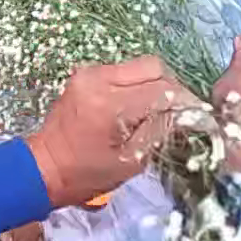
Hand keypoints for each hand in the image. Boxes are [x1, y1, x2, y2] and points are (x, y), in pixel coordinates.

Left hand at [27, 57, 195, 207]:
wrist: (43, 168)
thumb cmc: (86, 174)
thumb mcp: (131, 162)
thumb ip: (161, 132)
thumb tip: (187, 115)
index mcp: (109, 104)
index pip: (162, 90)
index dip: (184, 102)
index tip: (197, 116)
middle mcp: (99, 78)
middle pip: (153, 67)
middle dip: (171, 88)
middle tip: (178, 112)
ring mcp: (90, 72)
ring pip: (139, 66)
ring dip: (154, 84)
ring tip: (157, 111)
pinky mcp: (86, 73)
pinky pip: (124, 71)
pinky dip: (137, 85)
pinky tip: (136, 106)